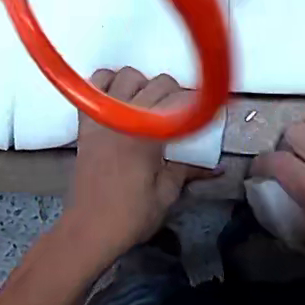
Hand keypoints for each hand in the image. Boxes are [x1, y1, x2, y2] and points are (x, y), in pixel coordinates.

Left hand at [59, 67, 207, 261]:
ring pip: (127, 76)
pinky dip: (109, 83)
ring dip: (144, 85)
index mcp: (148, 135)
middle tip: (180, 115)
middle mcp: (125, 117)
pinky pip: (96, 86)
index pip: (179, 99)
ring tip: (150, 105)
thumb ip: (189, 169)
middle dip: (175, 94)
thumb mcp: (167, 194)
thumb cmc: (131, 216)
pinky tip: (121, 98)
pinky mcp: (86, 122)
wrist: (89, 229)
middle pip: (157, 83)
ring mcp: (102, 116)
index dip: (195, 103)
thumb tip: (217, 165)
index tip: (202, 114)